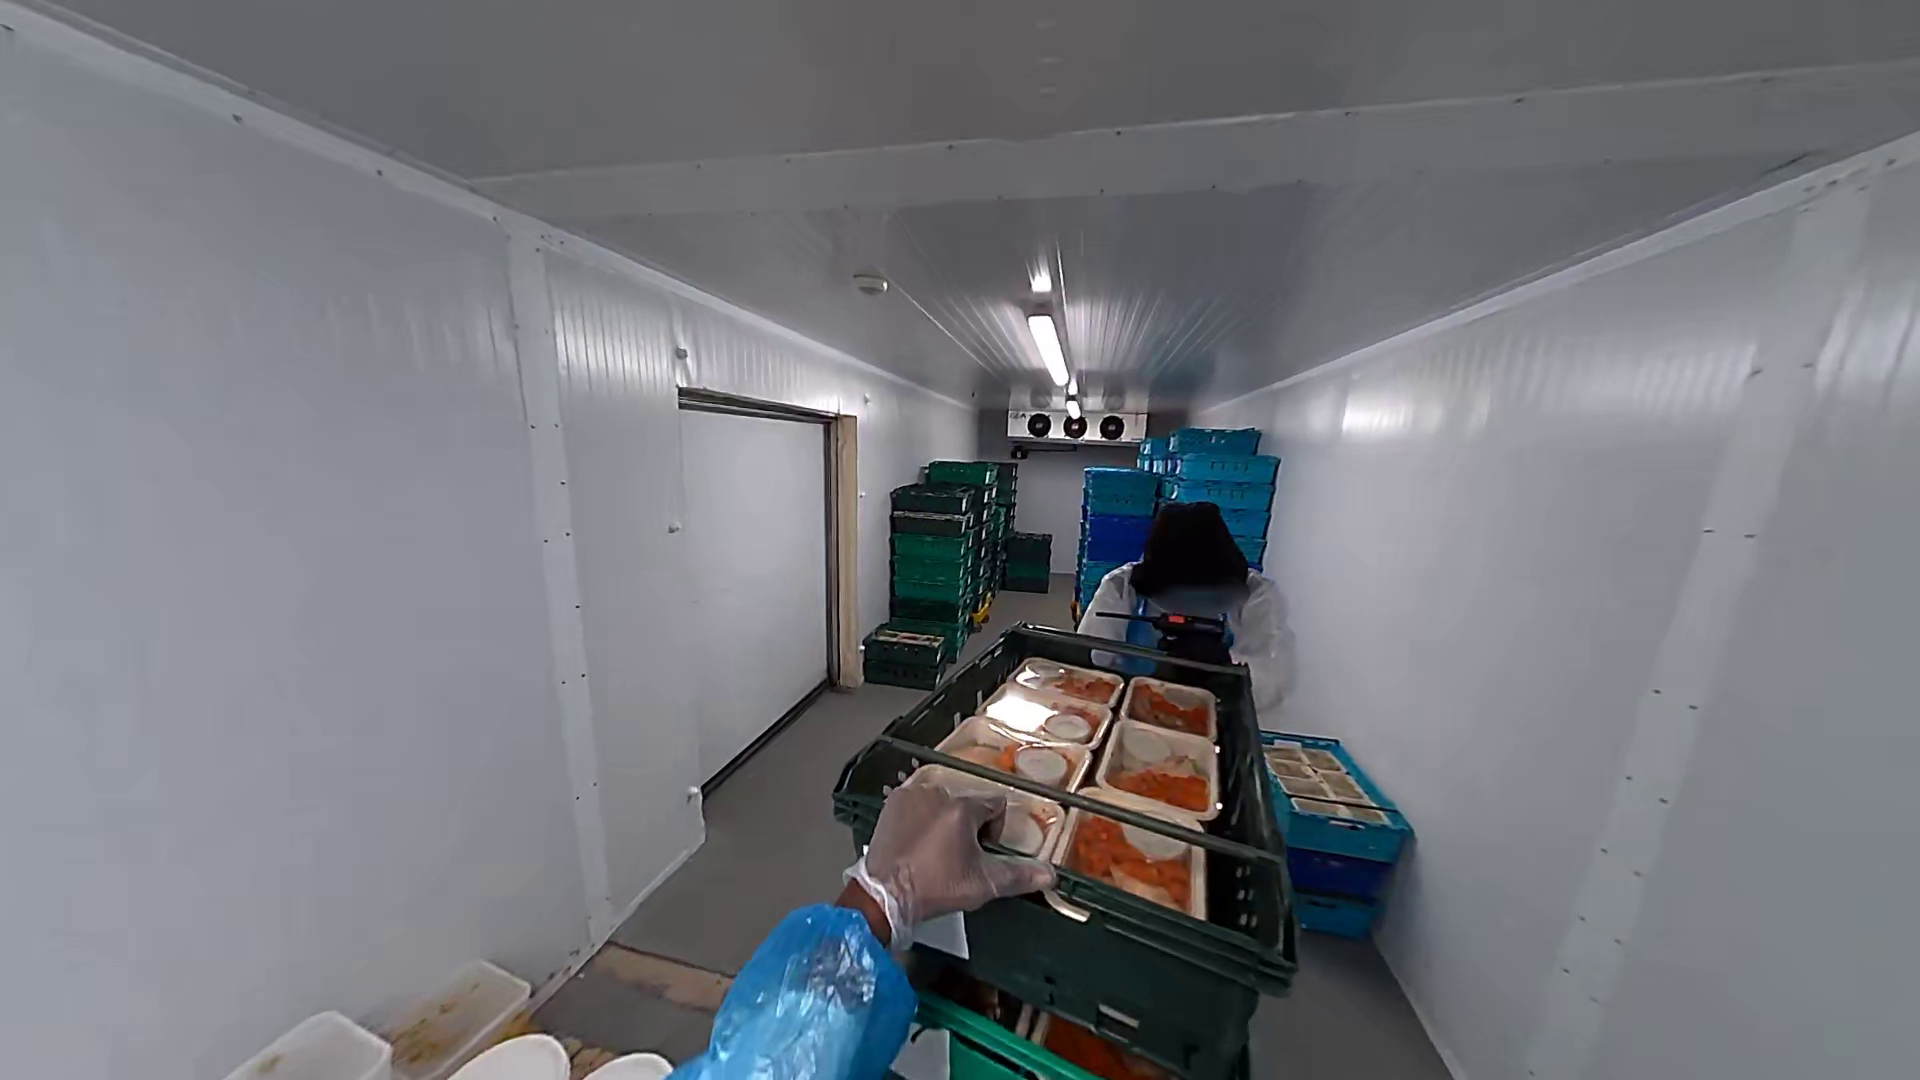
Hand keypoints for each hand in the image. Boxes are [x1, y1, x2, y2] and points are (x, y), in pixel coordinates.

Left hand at [846, 783, 1055, 946]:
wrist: (886, 894)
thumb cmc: (937, 888)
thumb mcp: (982, 885)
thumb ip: (1019, 876)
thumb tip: (1051, 874)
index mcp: (964, 808)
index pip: (995, 805)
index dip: (994, 828)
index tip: (982, 851)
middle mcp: (940, 792)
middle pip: (967, 802)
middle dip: (968, 825)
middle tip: (957, 855)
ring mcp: (914, 793)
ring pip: (942, 800)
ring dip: (944, 818)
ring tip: (934, 850)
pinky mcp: (894, 801)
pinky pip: (918, 800)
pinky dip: (920, 814)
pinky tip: (916, 838)